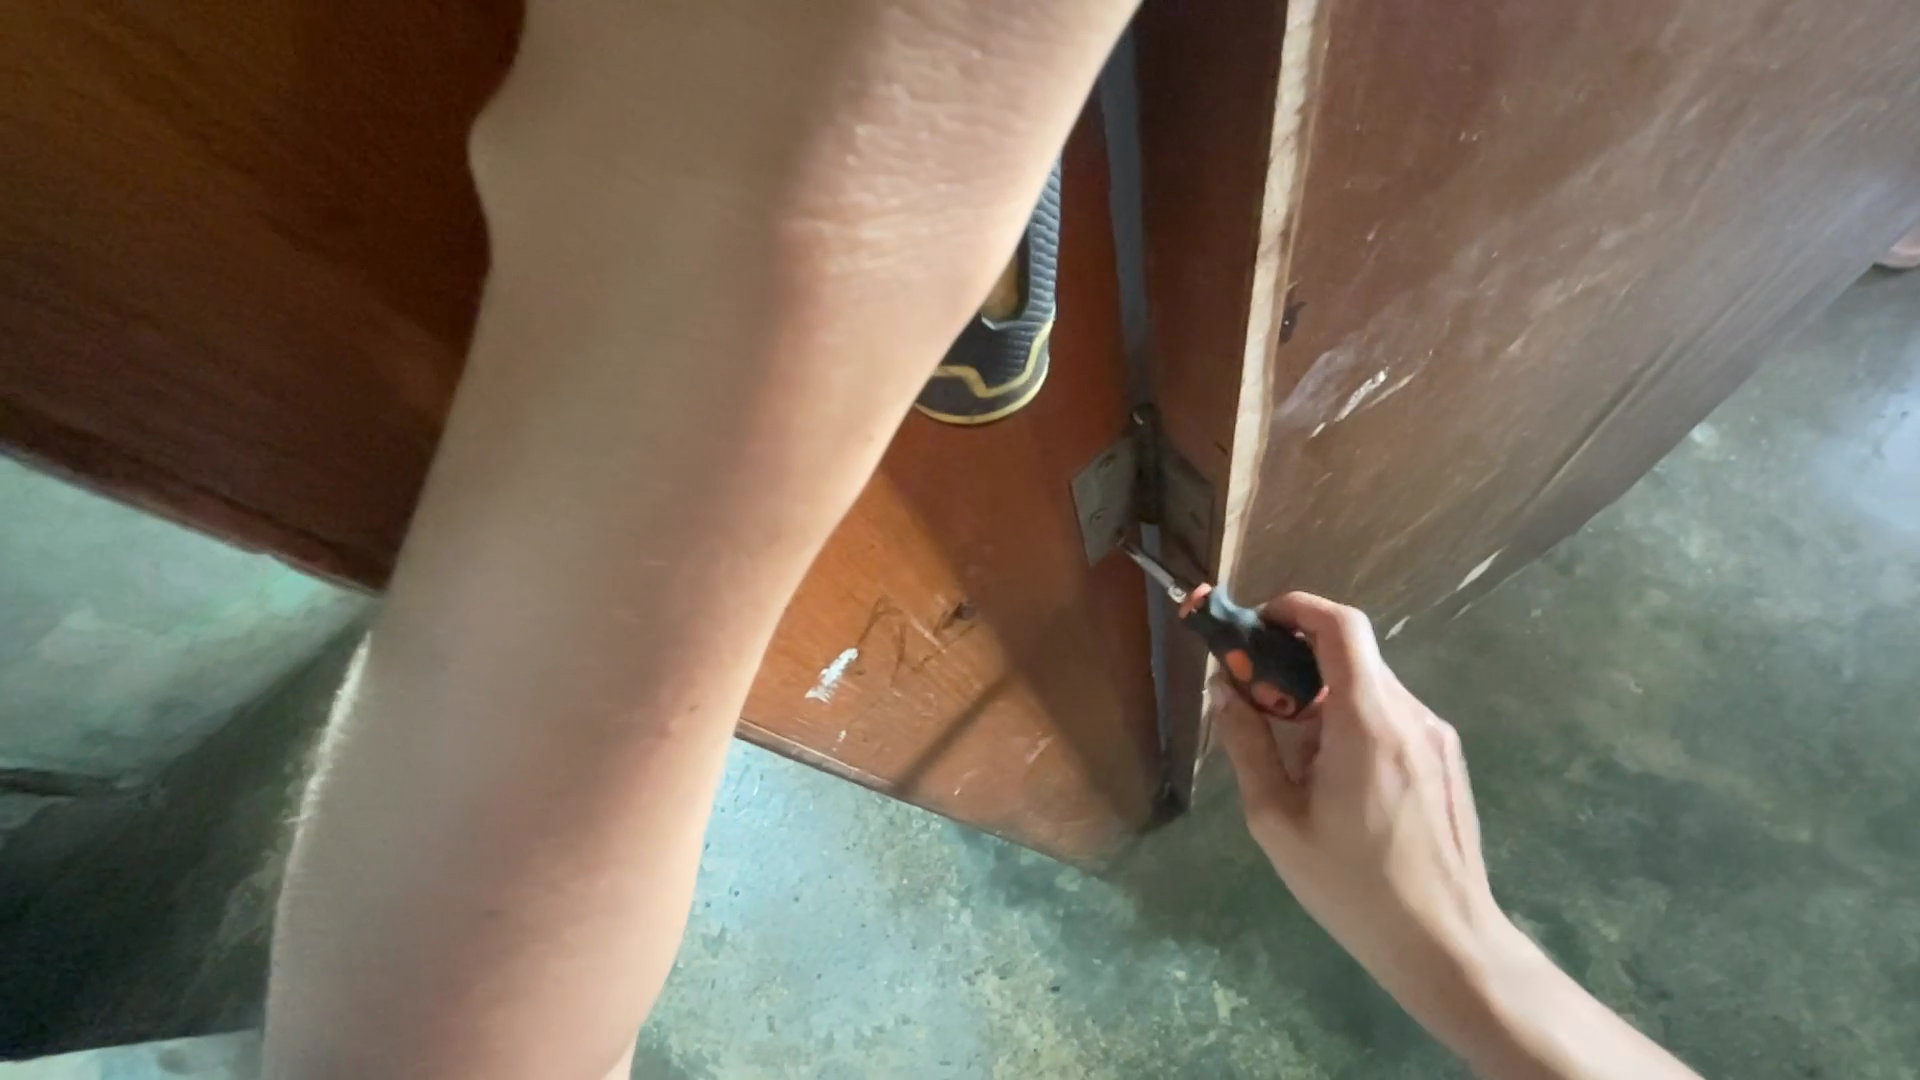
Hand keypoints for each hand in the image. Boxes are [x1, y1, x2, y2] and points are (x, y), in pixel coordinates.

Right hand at [1214, 592, 1519, 1022]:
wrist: (1447, 945)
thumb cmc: (1351, 884)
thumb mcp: (1275, 818)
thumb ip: (1245, 744)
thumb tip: (1225, 692)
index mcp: (1367, 722)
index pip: (1341, 627)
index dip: (1297, 608)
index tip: (1258, 624)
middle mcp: (1410, 715)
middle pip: (1349, 654)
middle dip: (1295, 660)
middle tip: (1256, 698)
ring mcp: (1435, 736)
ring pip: (1367, 685)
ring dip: (1321, 696)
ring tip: (1293, 753)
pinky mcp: (1445, 757)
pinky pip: (1388, 714)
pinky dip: (1348, 718)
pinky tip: (1333, 775)